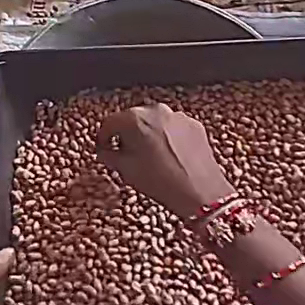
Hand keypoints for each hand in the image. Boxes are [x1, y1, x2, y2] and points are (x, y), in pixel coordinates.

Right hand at [97, 104, 236, 221]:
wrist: (201, 192)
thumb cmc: (163, 182)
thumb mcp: (126, 170)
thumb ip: (110, 156)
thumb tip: (106, 151)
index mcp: (135, 119)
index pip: (110, 123)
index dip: (103, 137)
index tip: (103, 147)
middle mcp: (157, 111)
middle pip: (132, 119)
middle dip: (126, 135)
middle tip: (125, 155)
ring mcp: (177, 117)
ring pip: (154, 122)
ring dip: (148, 135)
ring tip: (149, 159)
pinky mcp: (193, 125)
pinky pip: (172, 128)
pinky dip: (166, 138)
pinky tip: (167, 157)